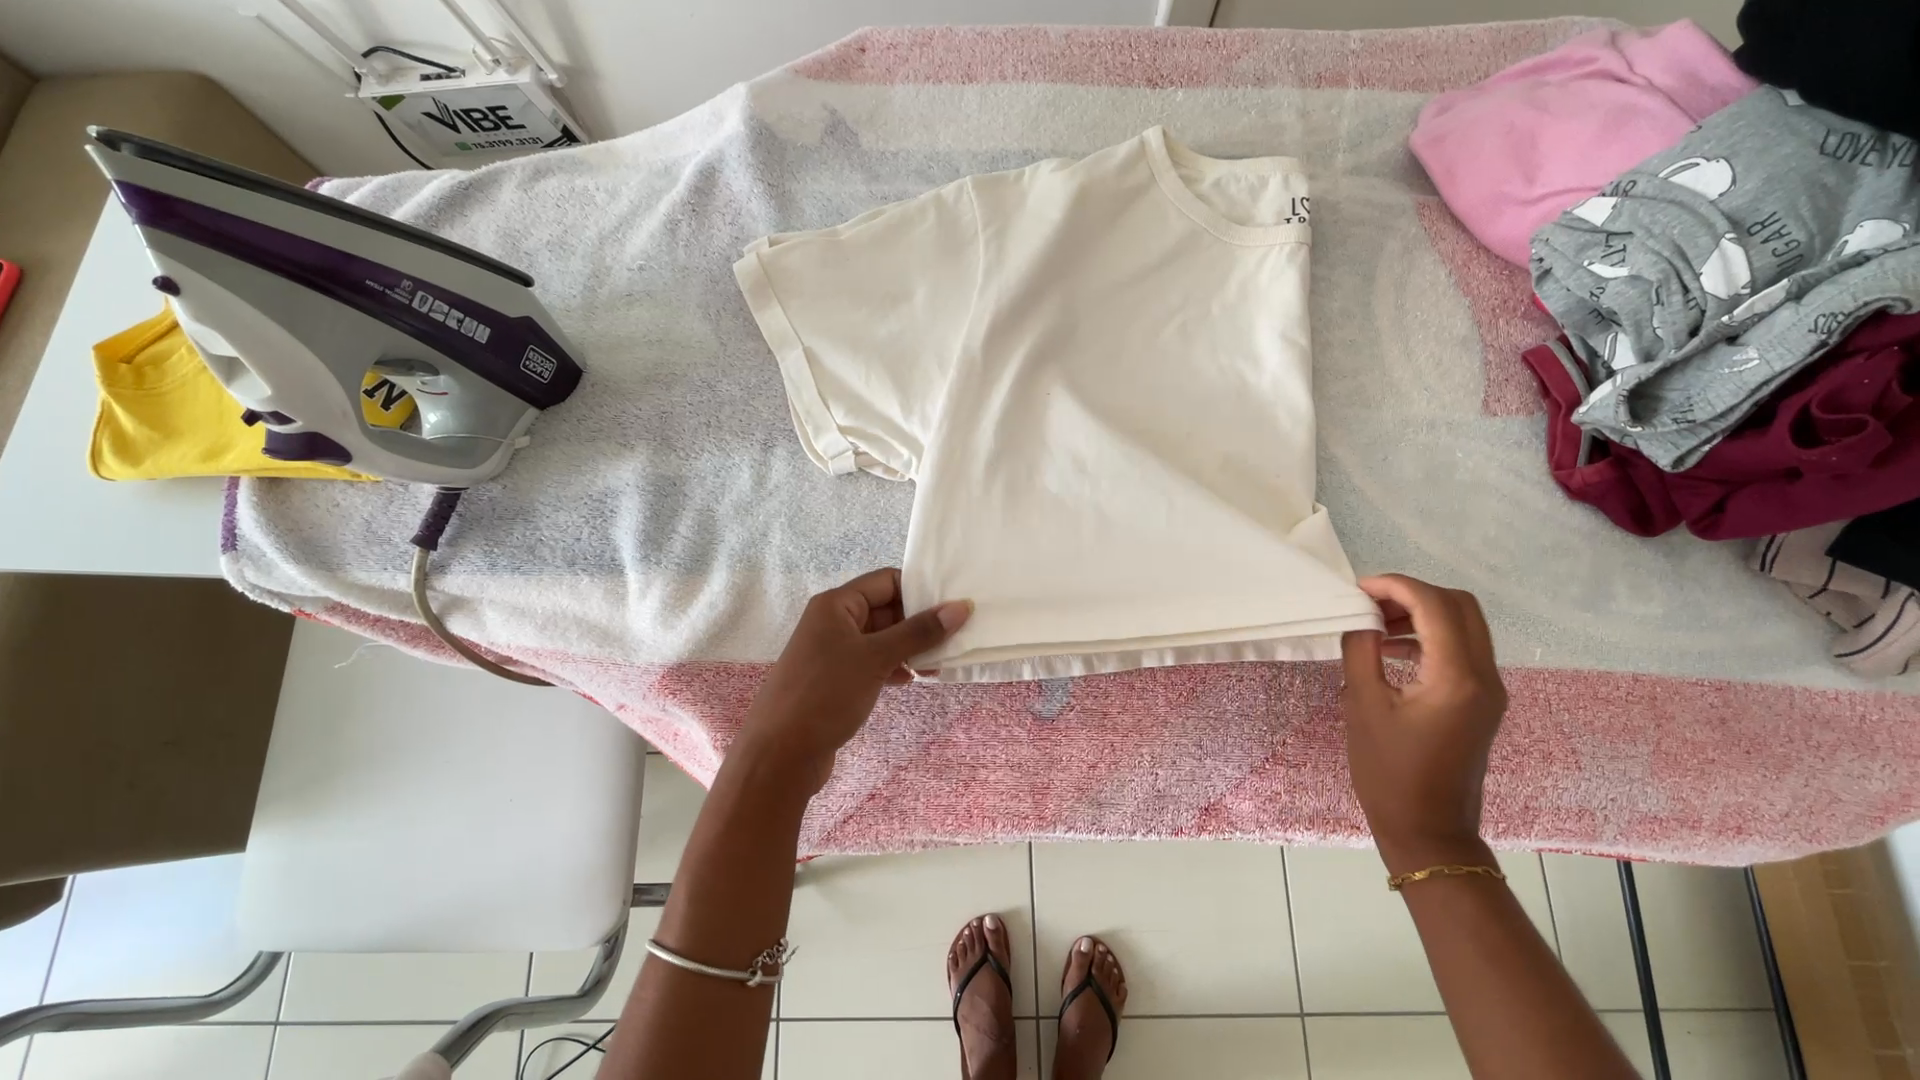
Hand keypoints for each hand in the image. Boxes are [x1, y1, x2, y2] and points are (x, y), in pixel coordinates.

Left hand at [734, 568, 970, 794]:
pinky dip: (894, 667)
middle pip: (885, 609)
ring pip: (880, 639)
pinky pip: (872, 663)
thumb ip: (919, 632)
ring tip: (940, 663)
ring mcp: (832, 652)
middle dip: (918, 623)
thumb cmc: (826, 694)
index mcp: (836, 605)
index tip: (953, 606)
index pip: (886, 581)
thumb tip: (960, 607)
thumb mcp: (876, 658)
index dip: (919, 590)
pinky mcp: (835, 680)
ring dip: (909, 648)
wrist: (780, 753)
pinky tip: (913, 680)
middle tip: (955, 638)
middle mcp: (832, 622)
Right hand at [1340, 574, 1507, 873]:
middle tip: (1370, 604)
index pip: (1435, 605)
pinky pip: (1463, 649)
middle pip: (1460, 606)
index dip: (1396, 586)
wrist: (1428, 830)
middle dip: (1414, 594)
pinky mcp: (1483, 701)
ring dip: (1423, 614)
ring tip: (1376, 625)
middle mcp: (1485, 676)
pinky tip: (1394, 651)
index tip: (1358, 590)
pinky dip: (1432, 636)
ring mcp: (1490, 689)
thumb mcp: (1363, 706)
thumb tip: (1361, 618)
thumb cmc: (1388, 773)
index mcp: (1456, 677)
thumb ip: (1362, 650)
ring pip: (1465, 625)